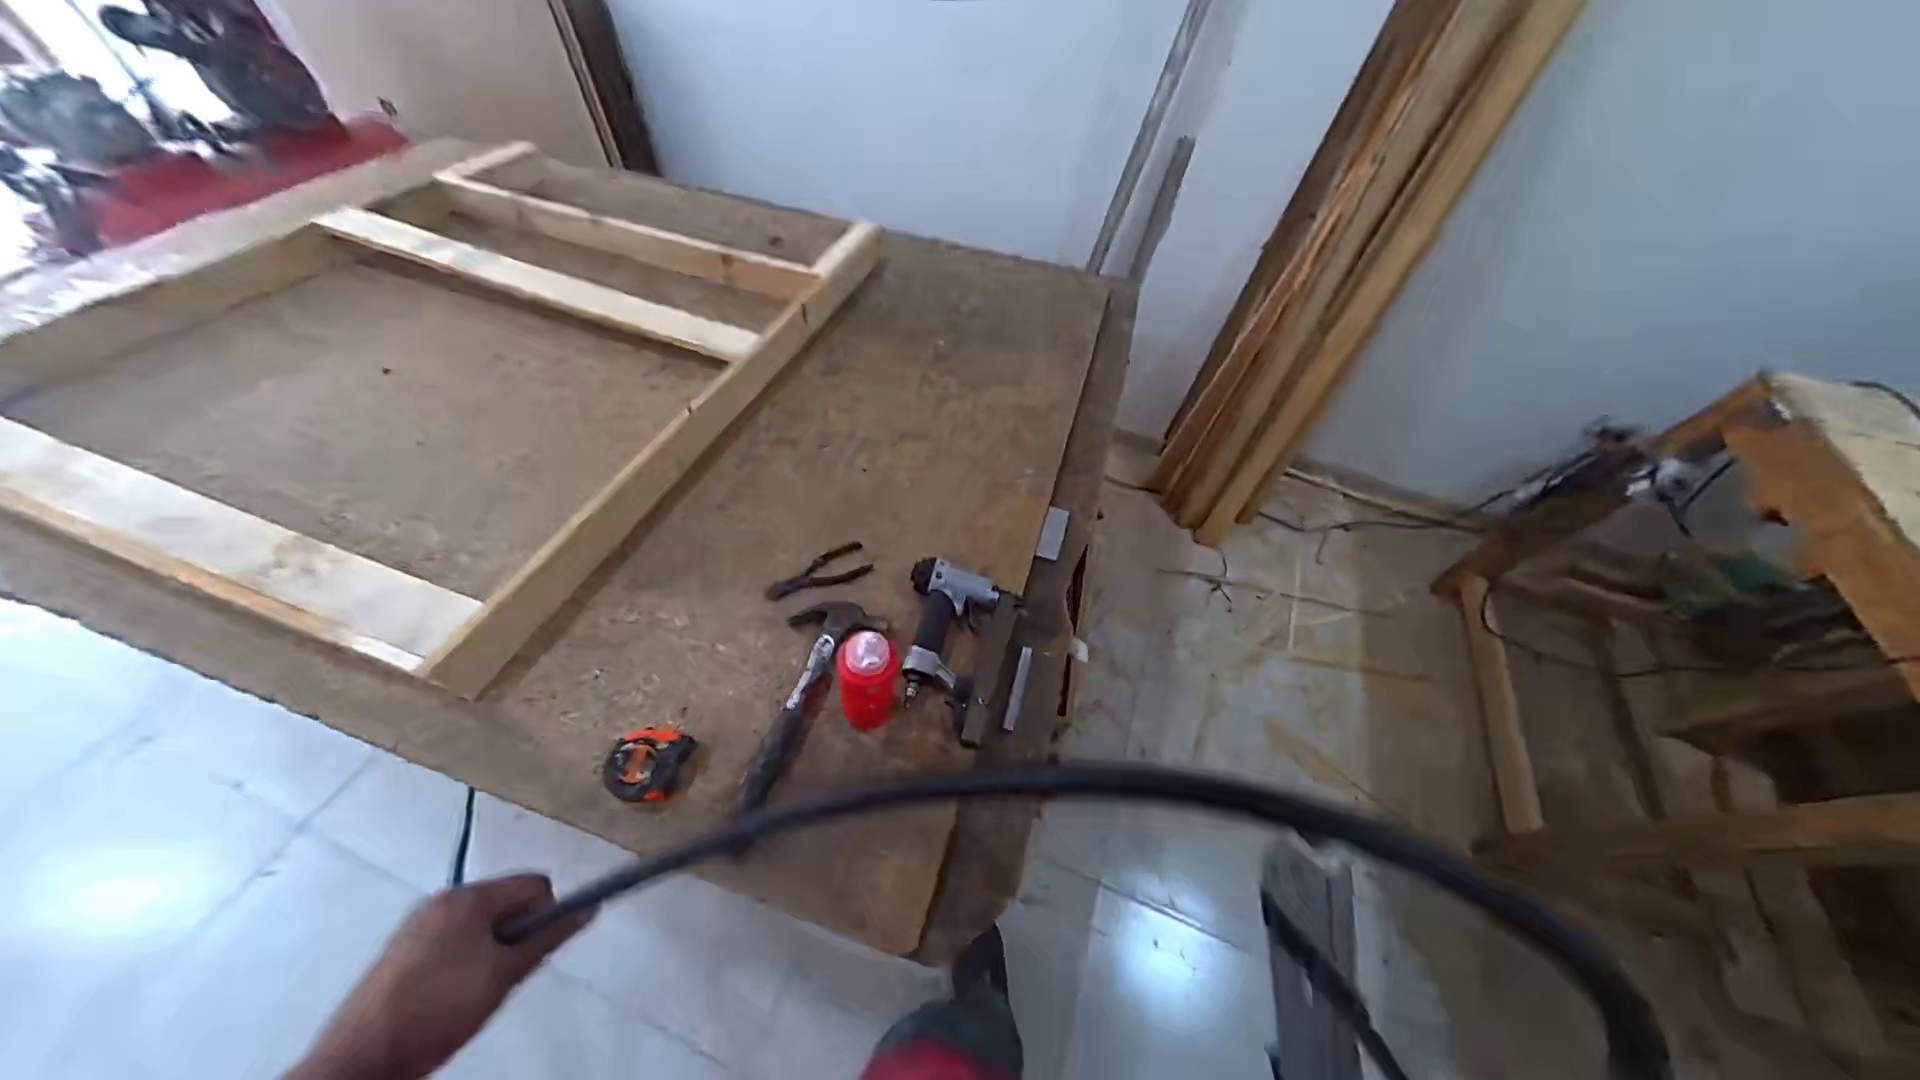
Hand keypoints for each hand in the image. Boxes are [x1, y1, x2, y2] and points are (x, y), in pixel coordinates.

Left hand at [287, 874, 592, 1079]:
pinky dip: (464, 956)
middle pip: (507, 900)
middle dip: (515, 932)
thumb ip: (549, 938)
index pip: (535, 884)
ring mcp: (417, 923)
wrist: (355, 1065)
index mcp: (470, 897)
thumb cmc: (438, 1013)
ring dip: (490, 946)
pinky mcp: (400, 948)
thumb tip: (589, 909)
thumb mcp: (504, 976)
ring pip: (481, 921)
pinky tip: (449, 994)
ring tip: (474, 990)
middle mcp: (444, 899)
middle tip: (502, 974)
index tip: (532, 952)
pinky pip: (453, 936)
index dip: (546, 914)